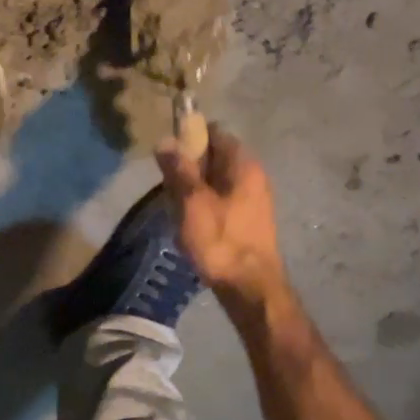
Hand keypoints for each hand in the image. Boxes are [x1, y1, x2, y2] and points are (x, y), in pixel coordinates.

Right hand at [156, 123, 288, 321]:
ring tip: (175, 204)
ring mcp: (253, 199)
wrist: (249, 287)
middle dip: (189, 164)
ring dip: (194, 186)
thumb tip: (166, 140)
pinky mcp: (248, 219)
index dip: (190, 136)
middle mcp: (253, 176)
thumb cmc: (220, 240)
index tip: (168, 152)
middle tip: (167, 182)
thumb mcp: (191, 201)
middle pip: (215, 156)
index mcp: (243, 165)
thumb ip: (178, 169)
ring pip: (216, 179)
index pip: (215, 132)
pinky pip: (221, 198)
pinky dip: (203, 202)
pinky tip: (190, 220)